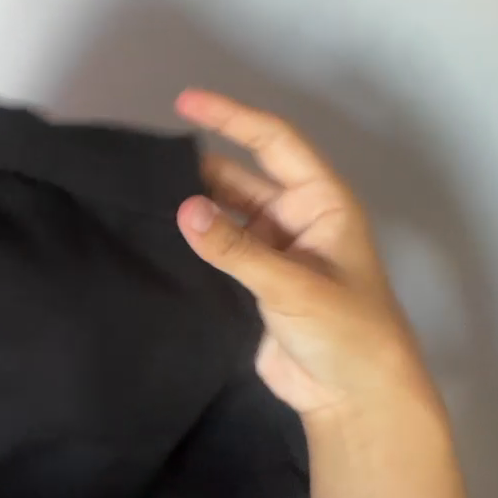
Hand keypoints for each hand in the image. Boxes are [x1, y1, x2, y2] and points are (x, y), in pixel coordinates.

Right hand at [173, 89, 436, 425]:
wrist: (351, 394)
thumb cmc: (346, 332)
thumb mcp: (292, 285)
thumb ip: (234, 249)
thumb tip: (182, 208)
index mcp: (323, 204)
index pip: (274, 145)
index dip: (232, 119)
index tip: (185, 103)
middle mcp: (297, 218)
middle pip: (244, 174)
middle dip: (202, 162)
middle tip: (149, 157)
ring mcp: (274, 249)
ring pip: (228, 210)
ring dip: (196, 200)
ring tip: (146, 191)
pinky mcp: (254, 279)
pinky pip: (220, 244)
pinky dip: (194, 235)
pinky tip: (163, 231)